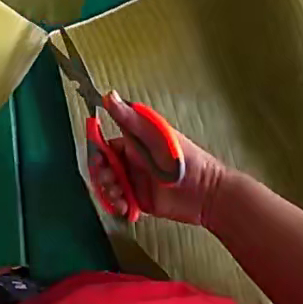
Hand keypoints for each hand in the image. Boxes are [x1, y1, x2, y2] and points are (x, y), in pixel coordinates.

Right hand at [87, 92, 228, 225]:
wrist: (204, 191)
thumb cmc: (181, 158)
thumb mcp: (152, 134)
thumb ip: (129, 118)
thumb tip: (108, 96)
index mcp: (134, 144)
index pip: (106, 147)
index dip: (99, 155)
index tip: (99, 161)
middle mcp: (132, 162)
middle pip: (105, 169)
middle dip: (102, 177)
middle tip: (111, 181)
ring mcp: (136, 182)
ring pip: (110, 187)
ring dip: (109, 192)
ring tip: (120, 196)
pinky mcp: (140, 201)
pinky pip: (121, 204)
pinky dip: (118, 206)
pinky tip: (126, 207)